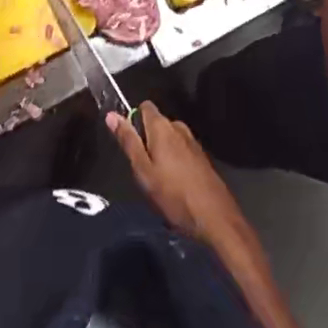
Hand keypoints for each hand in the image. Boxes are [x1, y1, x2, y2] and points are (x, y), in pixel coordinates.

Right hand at [109, 101, 245, 245]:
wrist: (216, 219)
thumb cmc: (173, 195)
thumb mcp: (143, 170)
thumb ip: (128, 141)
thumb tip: (112, 115)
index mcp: (162, 127)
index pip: (144, 107)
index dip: (133, 119)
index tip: (128, 140)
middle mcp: (179, 128)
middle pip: (157, 123)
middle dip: (147, 138)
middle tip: (141, 166)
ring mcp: (193, 143)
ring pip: (169, 138)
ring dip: (161, 151)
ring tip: (157, 178)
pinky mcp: (202, 158)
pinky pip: (181, 150)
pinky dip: (174, 160)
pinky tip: (174, 183)